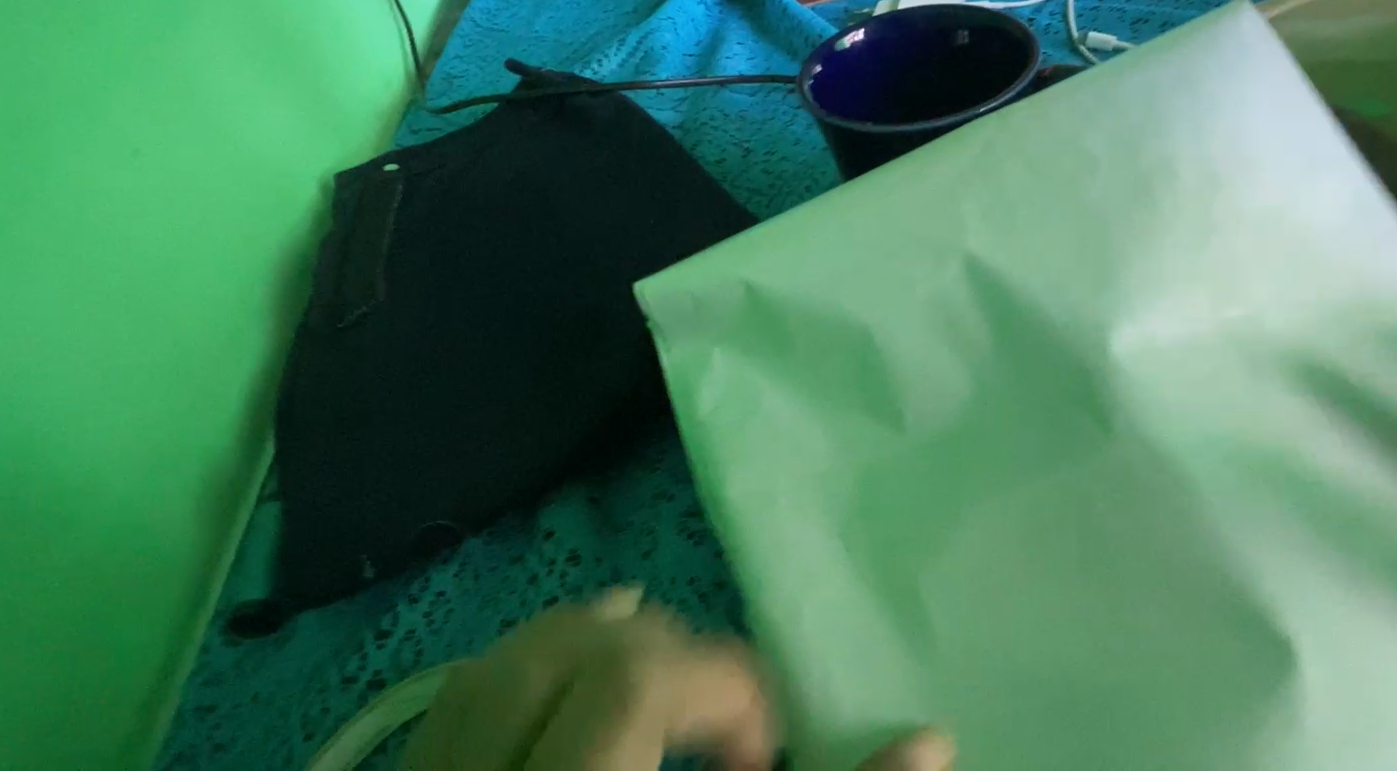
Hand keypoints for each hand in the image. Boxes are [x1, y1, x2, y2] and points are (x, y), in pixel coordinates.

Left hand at [402, 588, 952, 770]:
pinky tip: (591, 644)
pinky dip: (534, 656)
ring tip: (672, 662)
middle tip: (728, 724)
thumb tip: (932, 740)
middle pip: (572, 660)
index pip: (629, 691)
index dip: (720, 687)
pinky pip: (464, 695)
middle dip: (670, 659)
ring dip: (599, 642)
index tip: (769, 754)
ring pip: (507, 662)